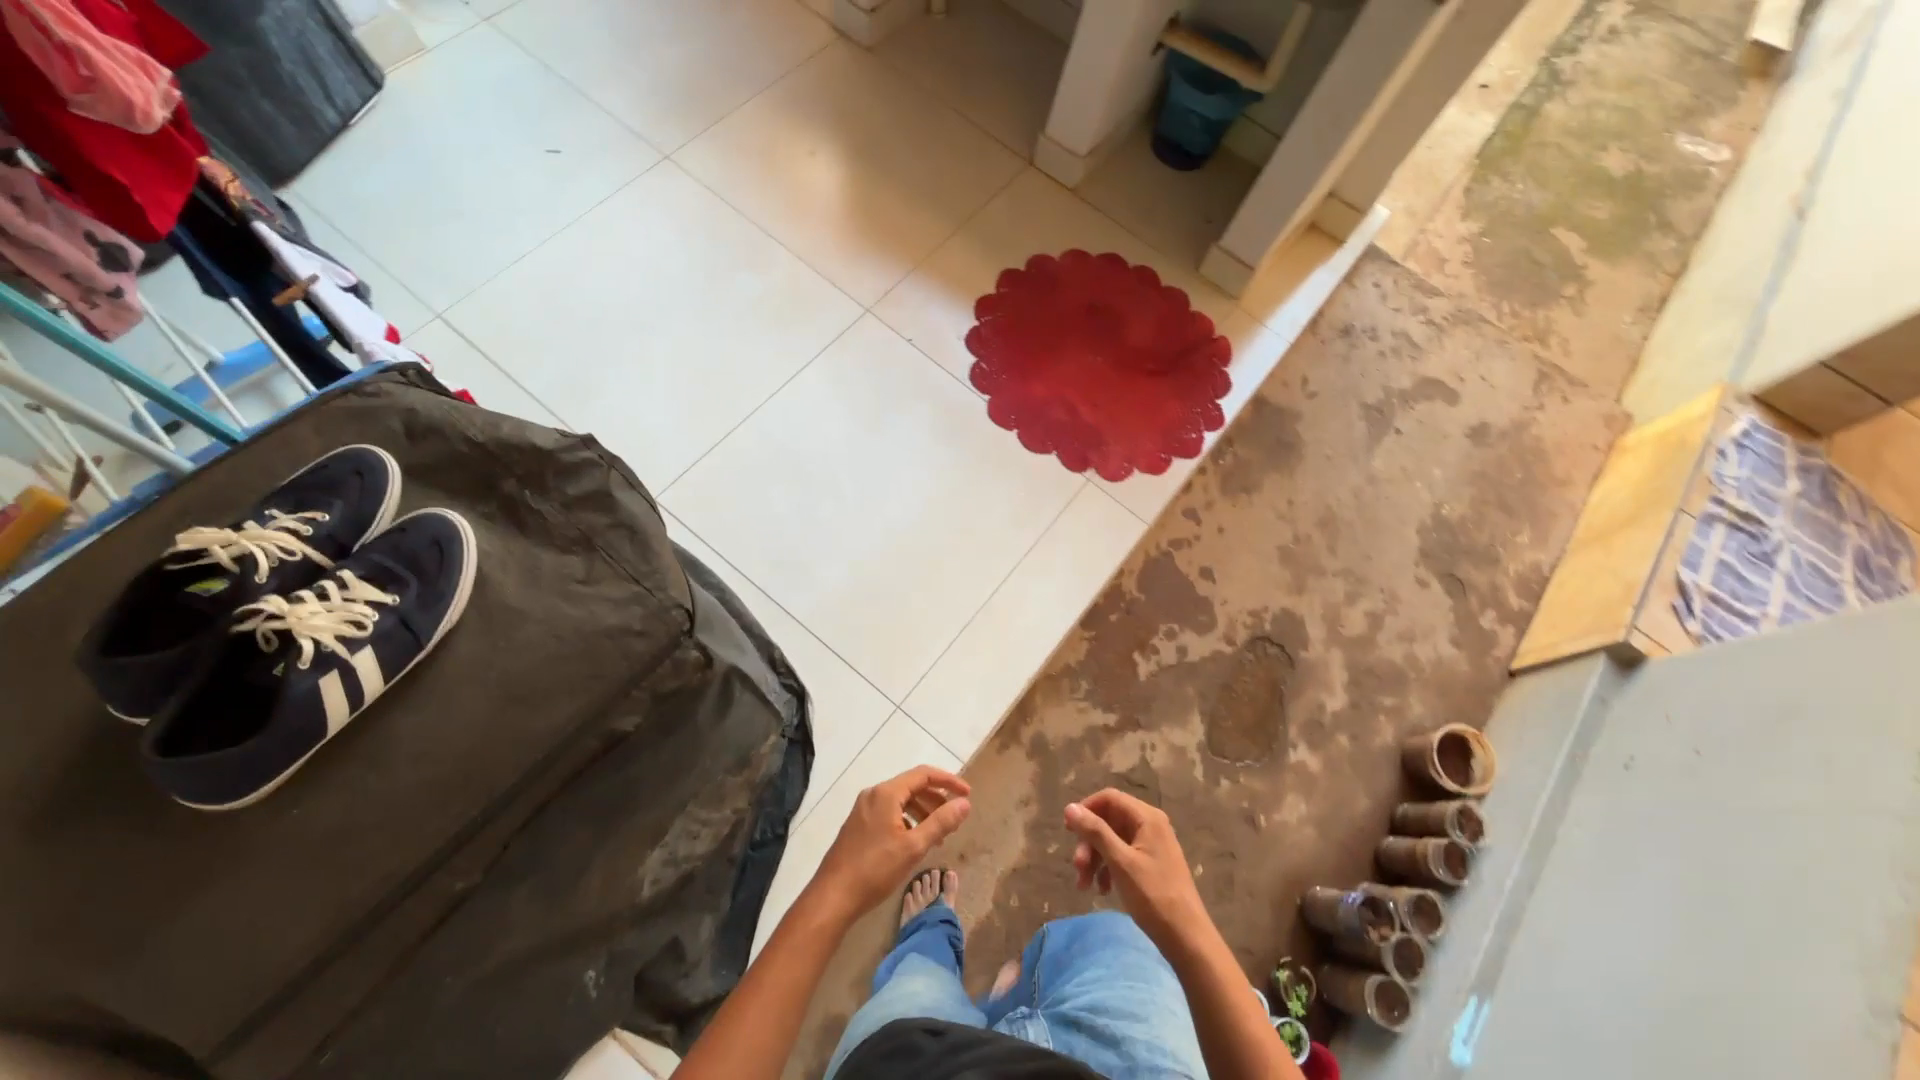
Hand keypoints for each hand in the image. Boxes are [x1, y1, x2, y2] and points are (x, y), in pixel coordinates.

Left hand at [805, 766, 971, 922]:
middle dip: (936, 800)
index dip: (948, 781)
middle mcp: (873, 795)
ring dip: (923, 813)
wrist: (833, 896)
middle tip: (955, 820)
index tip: (968, 795)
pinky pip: (889, 814)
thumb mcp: (913, 847)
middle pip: (912, 787)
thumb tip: (964, 803)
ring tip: (938, 837)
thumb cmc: (875, 869)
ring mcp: (863, 811)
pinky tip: (915, 844)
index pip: (923, 774)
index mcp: (886, 794)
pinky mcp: (859, 826)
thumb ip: (940, 822)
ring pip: (901, 802)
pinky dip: (908, 822)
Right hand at [1063, 789, 1206, 945]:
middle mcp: (1150, 825)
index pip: (1109, 798)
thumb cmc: (1152, 894)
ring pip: (1112, 841)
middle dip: (1089, 842)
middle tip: (1077, 867)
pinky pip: (1121, 856)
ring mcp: (1151, 845)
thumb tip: (1070, 808)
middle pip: (1109, 821)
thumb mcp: (1119, 861)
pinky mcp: (1150, 864)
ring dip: (1095, 859)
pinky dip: (1107, 869)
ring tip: (1084, 885)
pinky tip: (1102, 890)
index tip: (1068, 831)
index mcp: (1147, 818)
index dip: (1086, 809)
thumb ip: (1095, 832)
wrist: (1185, 935)